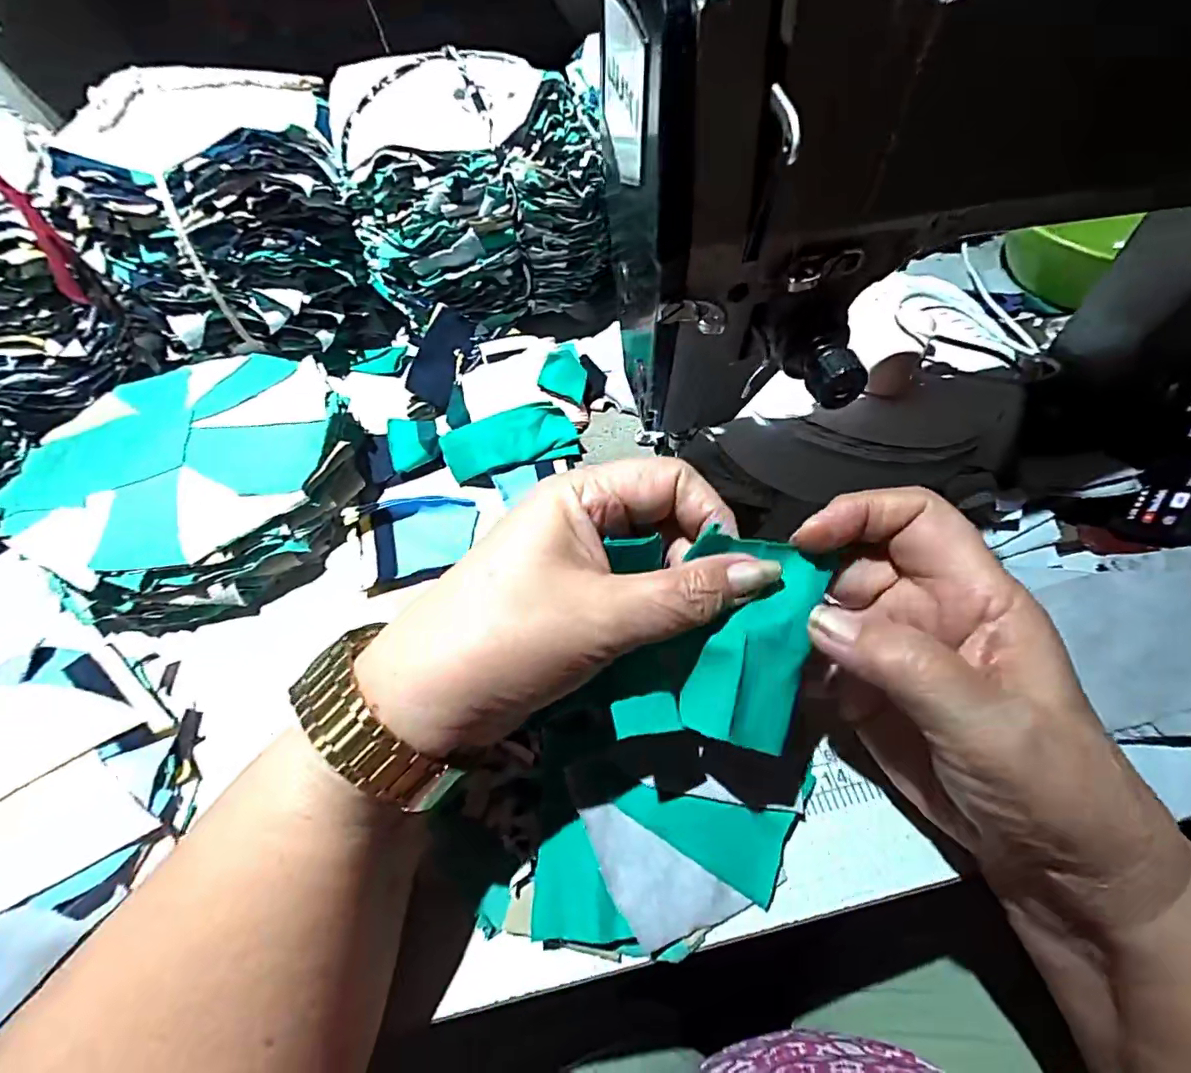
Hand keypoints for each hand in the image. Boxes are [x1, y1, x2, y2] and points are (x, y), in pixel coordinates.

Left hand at [353, 459, 782, 756]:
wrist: (422, 708)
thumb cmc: (509, 640)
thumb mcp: (605, 615)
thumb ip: (688, 595)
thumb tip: (767, 573)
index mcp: (582, 494)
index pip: (673, 481)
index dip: (711, 519)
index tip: (733, 572)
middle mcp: (586, 518)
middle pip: (670, 520)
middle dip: (701, 561)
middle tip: (713, 609)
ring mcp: (583, 561)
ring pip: (659, 561)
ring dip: (685, 593)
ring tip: (698, 630)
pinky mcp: (582, 599)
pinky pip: (641, 593)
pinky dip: (665, 614)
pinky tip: (676, 642)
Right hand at [792, 488, 1190, 933]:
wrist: (1058, 866)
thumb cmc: (1046, 778)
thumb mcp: (983, 718)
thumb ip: (902, 663)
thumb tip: (816, 621)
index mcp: (975, 594)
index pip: (917, 519)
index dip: (862, 514)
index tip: (807, 540)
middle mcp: (932, 613)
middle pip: (862, 565)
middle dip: (816, 577)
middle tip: (767, 608)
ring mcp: (900, 659)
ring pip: (837, 616)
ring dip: (798, 627)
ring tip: (764, 648)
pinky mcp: (876, 700)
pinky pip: (829, 668)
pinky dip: (802, 672)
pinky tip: (785, 688)